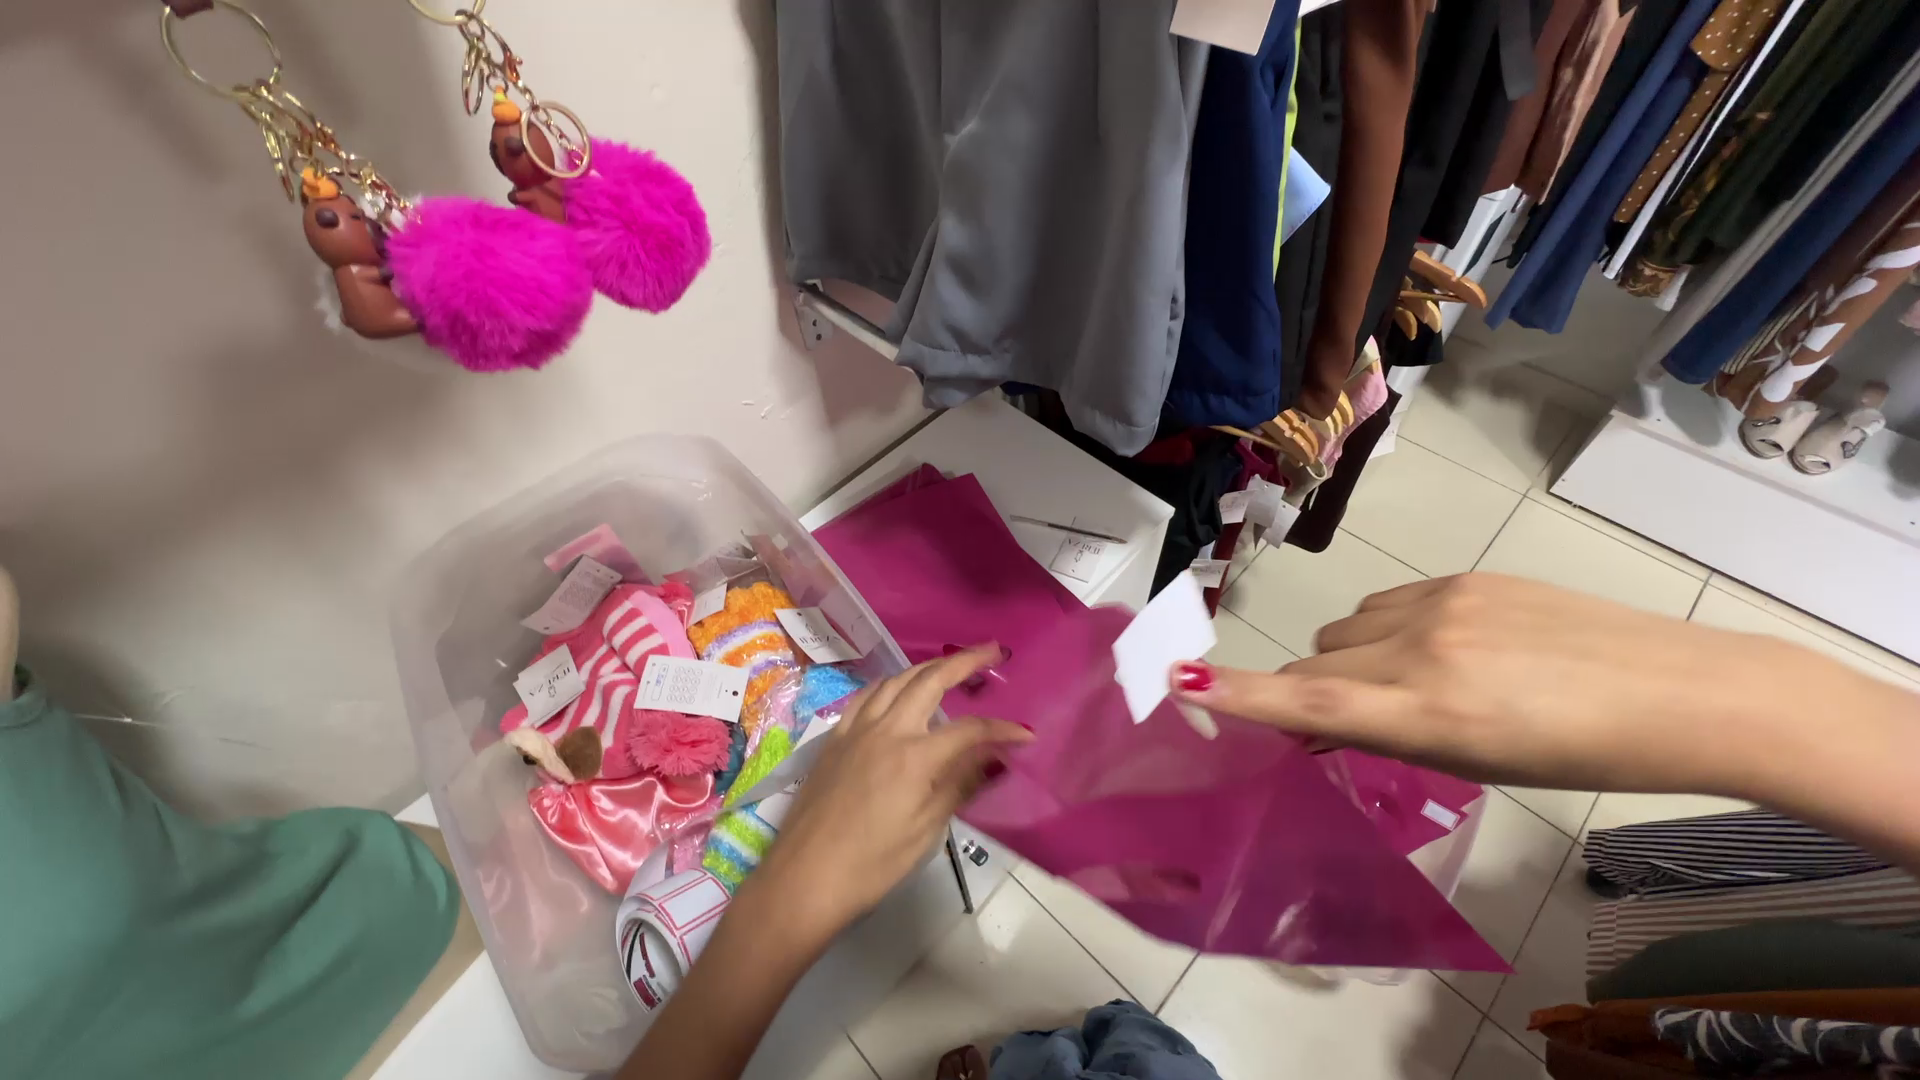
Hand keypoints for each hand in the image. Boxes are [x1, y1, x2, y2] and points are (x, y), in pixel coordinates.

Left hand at [750, 644, 1031, 937]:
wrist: (804, 878)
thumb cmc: (872, 864)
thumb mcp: (926, 830)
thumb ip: (961, 784)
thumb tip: (997, 758)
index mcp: (915, 756)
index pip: (970, 730)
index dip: (1002, 730)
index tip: (1026, 735)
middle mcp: (886, 730)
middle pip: (930, 681)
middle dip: (965, 661)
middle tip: (992, 652)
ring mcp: (856, 729)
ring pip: (896, 680)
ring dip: (928, 667)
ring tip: (950, 667)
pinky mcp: (835, 738)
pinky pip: (867, 696)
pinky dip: (891, 684)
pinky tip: (898, 690)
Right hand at [1170, 573, 1875, 797]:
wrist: (1683, 692)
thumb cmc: (1574, 755)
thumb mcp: (1470, 764)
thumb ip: (1382, 733)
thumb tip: (1316, 722)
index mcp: (1429, 714)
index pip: (1312, 703)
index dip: (1241, 693)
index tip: (1179, 677)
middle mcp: (1421, 652)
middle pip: (1314, 662)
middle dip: (1313, 689)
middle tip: (1354, 714)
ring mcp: (1441, 605)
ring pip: (1342, 630)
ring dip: (1352, 656)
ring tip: (1416, 675)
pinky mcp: (1462, 577)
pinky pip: (1382, 603)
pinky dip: (1388, 628)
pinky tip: (1446, 643)